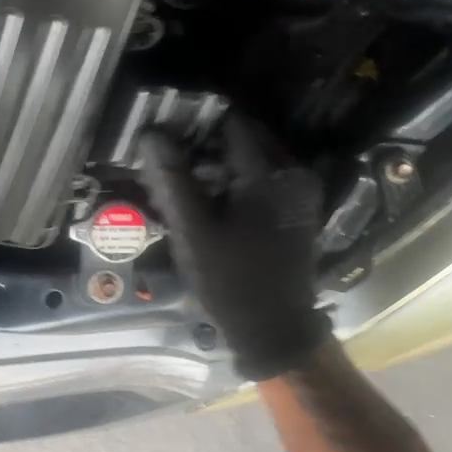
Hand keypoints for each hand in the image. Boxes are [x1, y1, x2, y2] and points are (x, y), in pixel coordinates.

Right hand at [136, 113, 328, 380]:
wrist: (274, 329)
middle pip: (242, 136)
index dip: (195, 121)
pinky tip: (205, 198)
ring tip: (180, 181)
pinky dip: (232, 178)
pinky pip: (260, 176)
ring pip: (250, 156)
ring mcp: (299, 190)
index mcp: (269, 174)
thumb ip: (172, 178)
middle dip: (204, 142)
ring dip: (216, 162)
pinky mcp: (296, 207)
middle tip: (167, 159)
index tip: (164, 131)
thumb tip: (152, 133)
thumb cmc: (230, 280)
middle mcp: (293, 173)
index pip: (230, 122)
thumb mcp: (192, 230)